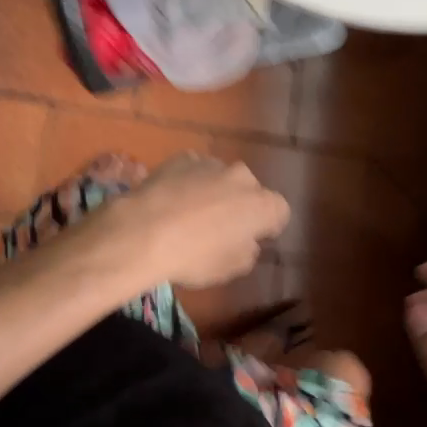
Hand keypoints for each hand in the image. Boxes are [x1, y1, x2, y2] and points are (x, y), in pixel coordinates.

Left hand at [90, 154, 289, 288]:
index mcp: (261, 205)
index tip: (255, 237)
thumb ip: (247, 251)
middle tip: (221, 227)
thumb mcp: (230, 269)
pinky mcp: (183, 157)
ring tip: (190, 215)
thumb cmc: (194, 256)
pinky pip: (194, 170)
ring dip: (214, 192)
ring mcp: (211, 163)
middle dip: (240, 205)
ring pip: (221, 178)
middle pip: (250, 190)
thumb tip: (246, 240)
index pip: (280, 211)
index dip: (269, 225)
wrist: (146, 229)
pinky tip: (171, 201)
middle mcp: (241, 177)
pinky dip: (189, 181)